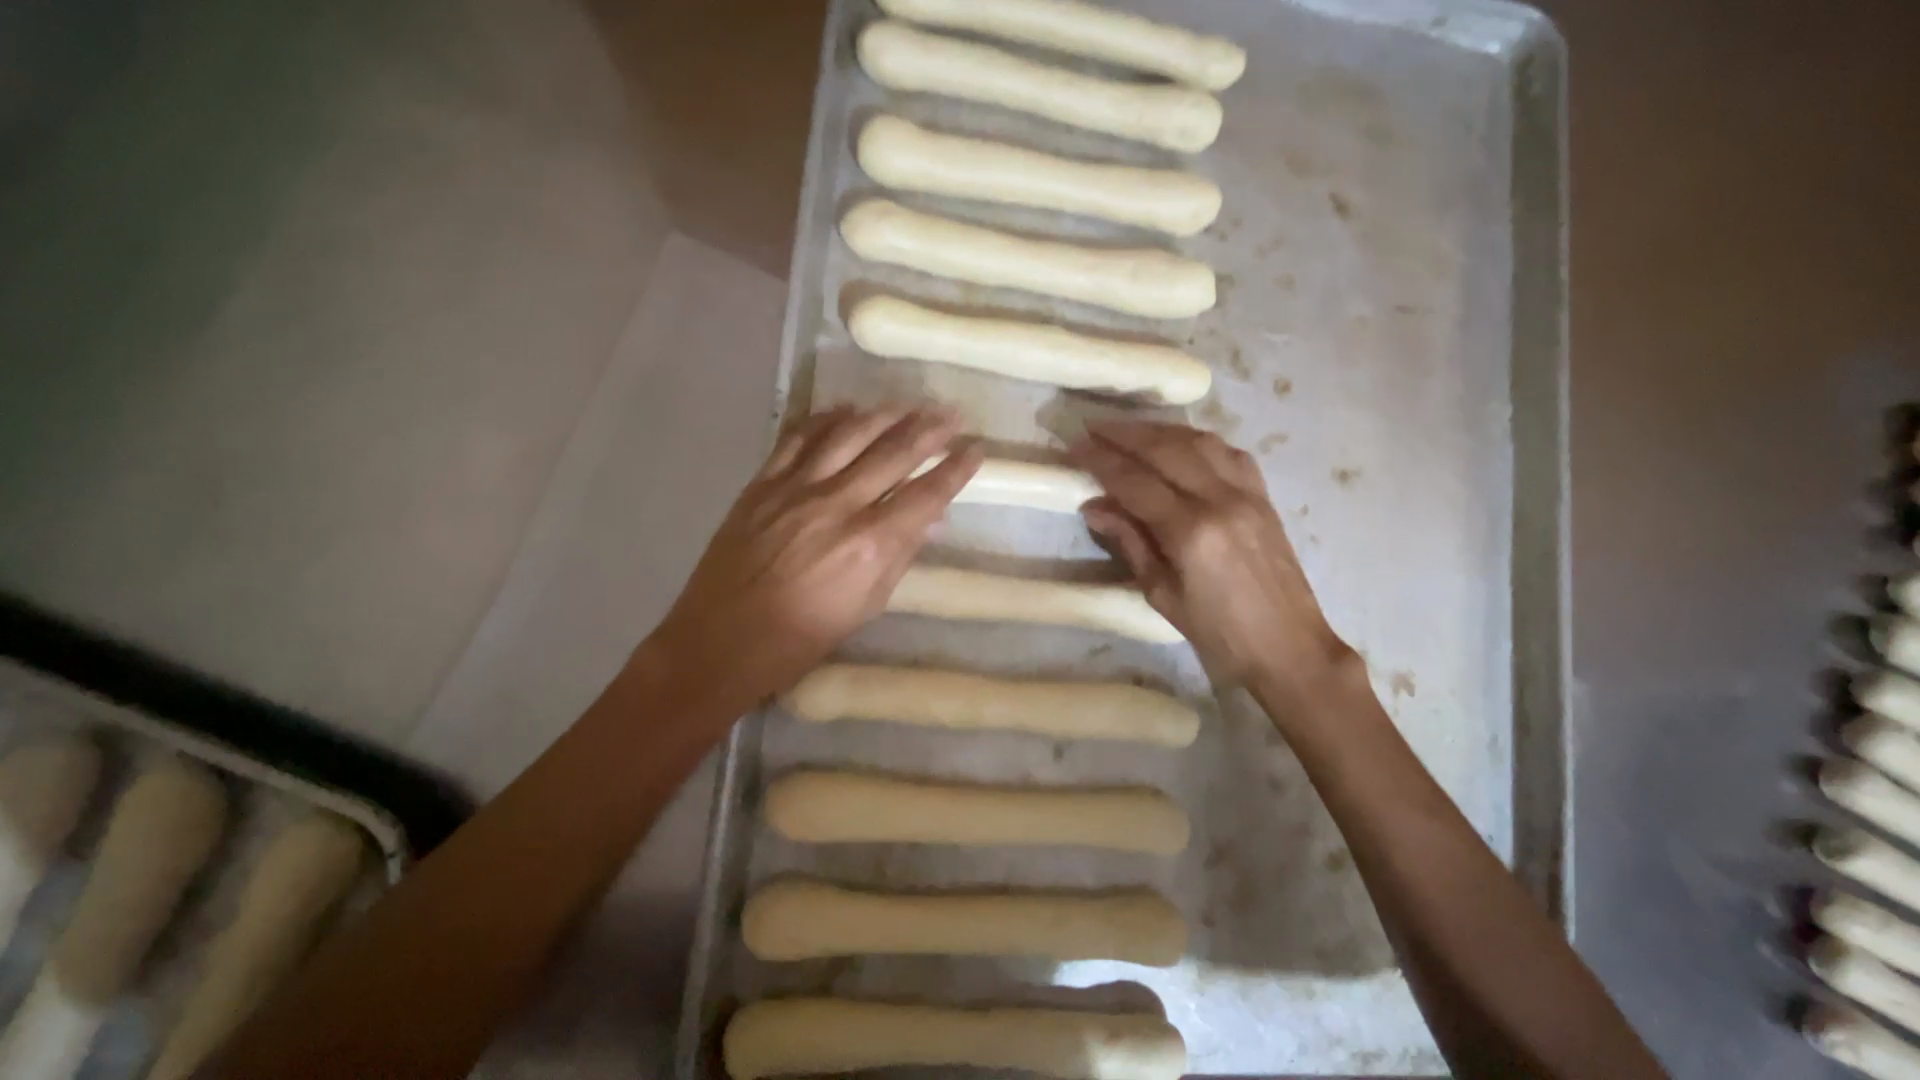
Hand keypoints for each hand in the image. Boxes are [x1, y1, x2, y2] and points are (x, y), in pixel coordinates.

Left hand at [648, 405, 981, 704]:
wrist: (720, 641)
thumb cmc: (800, 639)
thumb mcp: (864, 608)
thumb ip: (899, 558)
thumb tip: (930, 519)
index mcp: (870, 545)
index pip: (926, 494)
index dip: (956, 469)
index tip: (976, 449)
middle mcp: (838, 506)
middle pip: (894, 452)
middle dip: (930, 429)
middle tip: (952, 412)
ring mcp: (796, 489)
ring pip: (849, 434)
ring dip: (885, 414)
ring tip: (908, 404)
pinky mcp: (762, 484)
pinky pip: (798, 438)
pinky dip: (827, 419)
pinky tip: (846, 410)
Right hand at [1069, 420, 1351, 692]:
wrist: (1289, 647)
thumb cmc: (1220, 635)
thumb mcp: (1162, 595)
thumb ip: (1131, 543)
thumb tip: (1095, 506)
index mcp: (1191, 531)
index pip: (1136, 481)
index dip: (1102, 460)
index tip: (1075, 445)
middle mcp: (1220, 500)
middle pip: (1166, 450)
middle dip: (1126, 434)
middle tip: (1094, 427)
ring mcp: (1248, 494)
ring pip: (1199, 442)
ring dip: (1161, 431)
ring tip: (1130, 430)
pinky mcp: (1264, 497)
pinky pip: (1229, 454)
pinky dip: (1198, 442)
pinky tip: (1181, 444)